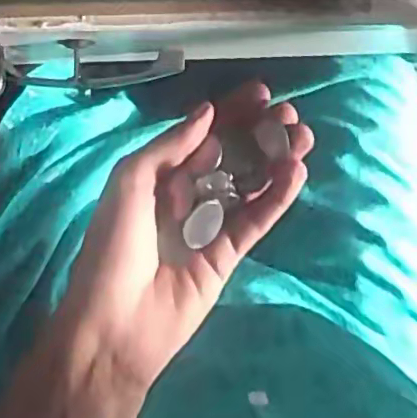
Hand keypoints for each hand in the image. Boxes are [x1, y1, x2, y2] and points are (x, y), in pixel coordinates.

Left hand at [0, 82, 313, 417]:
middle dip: (260, 132)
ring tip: (303, 137)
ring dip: (275, 160)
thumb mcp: (132, 180)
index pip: (202, 132)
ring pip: (249, 184)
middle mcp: (187, 192)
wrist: (113, 325)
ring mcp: (209, 224)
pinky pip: (255, 221)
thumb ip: (171, 146)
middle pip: (232, 154)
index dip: (231, 111)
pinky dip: (276, 198)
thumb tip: (208, 112)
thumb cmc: (114, 244)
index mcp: (160, 172)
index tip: (261, 93)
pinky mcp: (227, 256)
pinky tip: (295, 173)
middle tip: (290, 114)